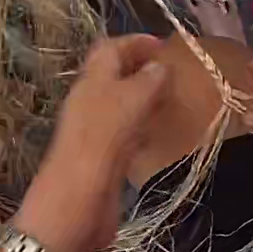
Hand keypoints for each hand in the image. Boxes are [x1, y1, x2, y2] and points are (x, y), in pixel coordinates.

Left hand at [14, 34, 168, 251]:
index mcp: (91, 84)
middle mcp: (90, 105)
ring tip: (176, 100)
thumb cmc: (100, 148)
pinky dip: (144, 129)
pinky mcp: (104, 163)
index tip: (167, 45)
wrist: (75, 209)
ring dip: (146, 100)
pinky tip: (162, 135)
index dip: (136, 42)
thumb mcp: (127, 104)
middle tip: (177, 73)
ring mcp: (96, 136)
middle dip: (144, 70)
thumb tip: (161, 66)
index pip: (111, 49)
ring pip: (122, 107)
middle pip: (116, 78)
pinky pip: (127, 135)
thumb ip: (147, 81)